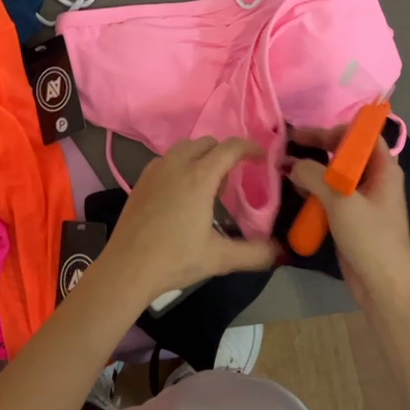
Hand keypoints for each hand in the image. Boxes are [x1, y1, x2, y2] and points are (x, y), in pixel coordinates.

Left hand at [95, 137, 280, 302]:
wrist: (128, 266)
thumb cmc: (175, 259)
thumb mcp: (220, 258)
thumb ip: (255, 253)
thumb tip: (281, 251)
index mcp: (198, 177)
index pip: (229, 148)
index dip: (249, 148)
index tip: (262, 158)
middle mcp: (177, 164)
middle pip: (207, 143)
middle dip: (225, 154)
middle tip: (234, 180)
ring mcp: (156, 169)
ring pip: (185, 148)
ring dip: (202, 157)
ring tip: (209, 188)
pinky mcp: (142, 178)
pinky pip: (169, 159)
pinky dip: (183, 164)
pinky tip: (183, 194)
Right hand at [288, 127, 409, 308]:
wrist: (383, 287)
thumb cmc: (370, 239)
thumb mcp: (340, 201)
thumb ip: (313, 175)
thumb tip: (292, 164)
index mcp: (383, 170)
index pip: (362, 135)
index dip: (336, 130)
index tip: (308, 136)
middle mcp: (375, 179)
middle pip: (345, 153)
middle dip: (318, 148)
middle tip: (289, 147)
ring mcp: (363, 199)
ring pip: (335, 174)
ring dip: (312, 170)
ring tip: (287, 168)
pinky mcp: (352, 216)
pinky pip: (331, 194)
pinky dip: (315, 190)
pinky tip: (297, 192)